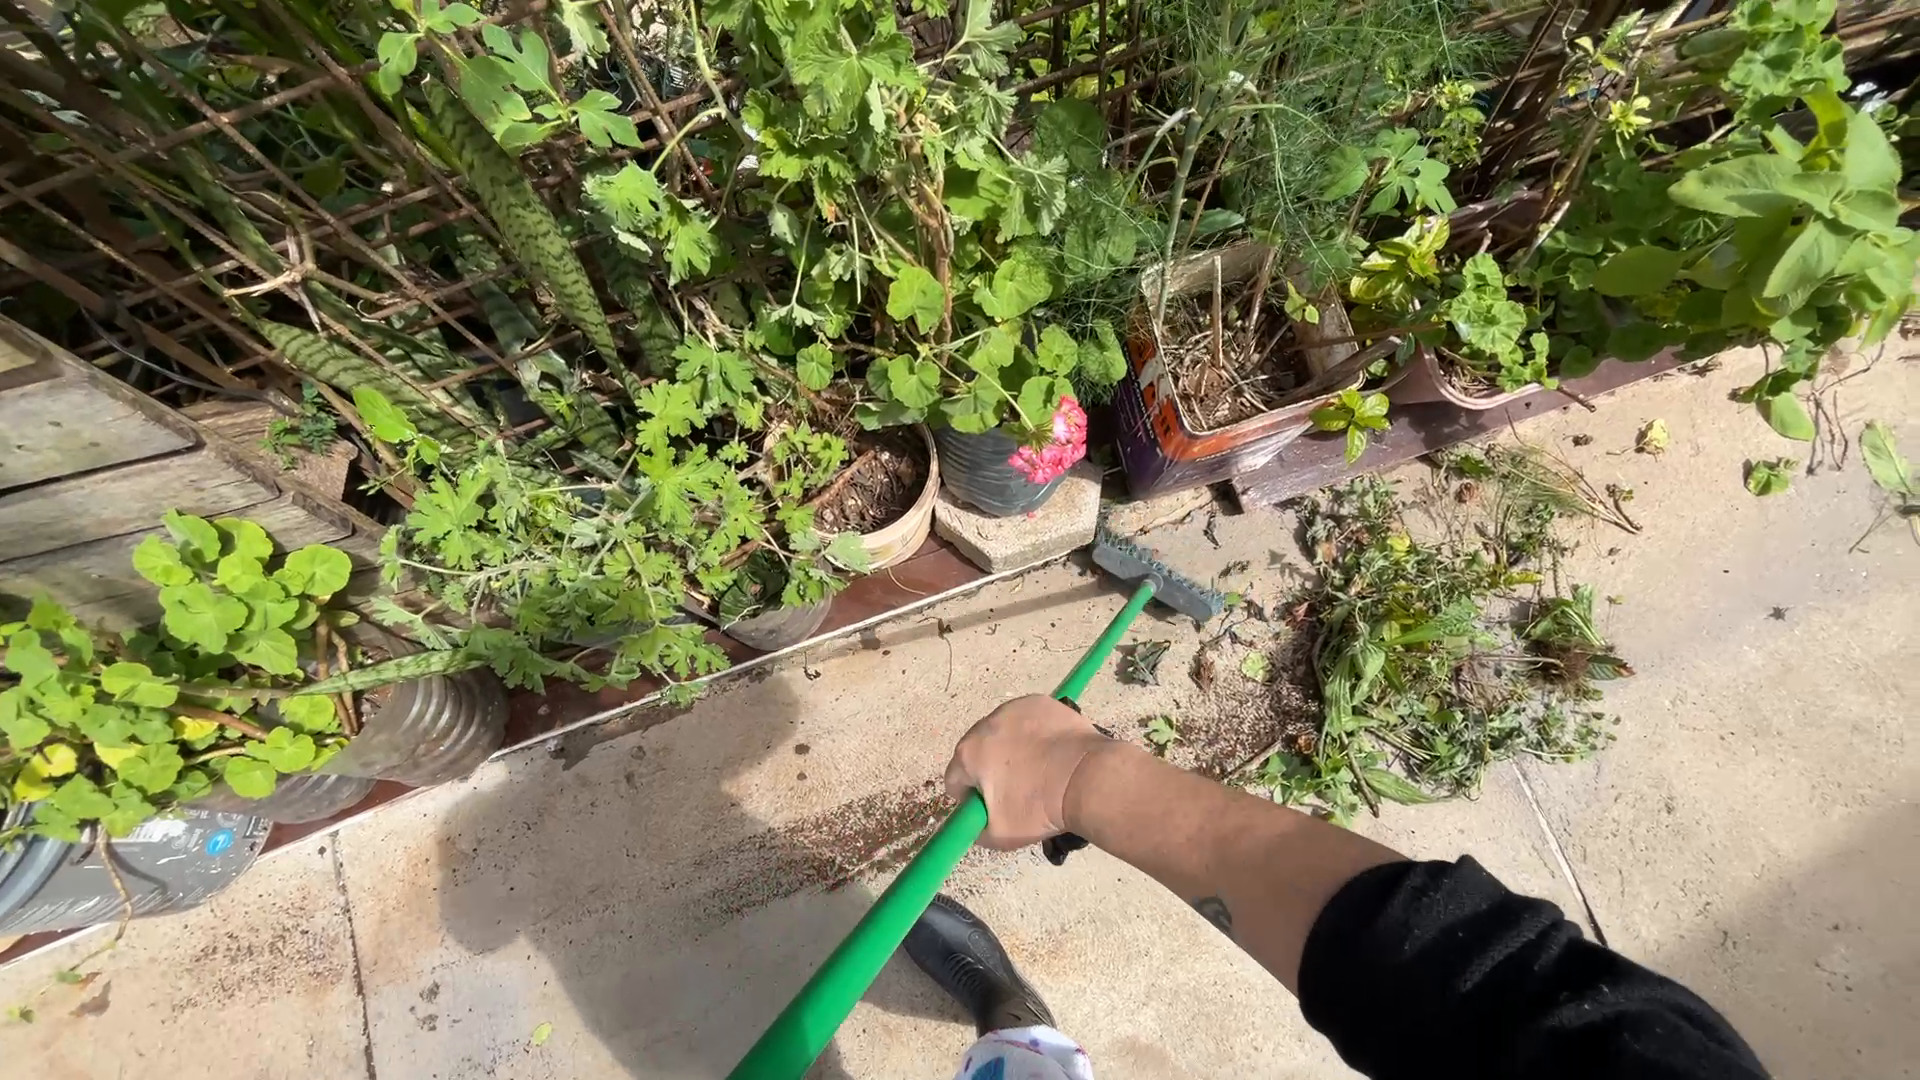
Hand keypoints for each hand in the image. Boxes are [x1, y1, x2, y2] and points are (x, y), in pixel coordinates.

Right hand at [944, 695, 1110, 849]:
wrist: (1086, 778)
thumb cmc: (1039, 807)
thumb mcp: (1000, 836)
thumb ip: (977, 830)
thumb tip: (976, 822)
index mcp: (969, 754)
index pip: (955, 778)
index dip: (969, 797)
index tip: (989, 807)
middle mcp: (986, 724)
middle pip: (978, 751)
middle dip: (990, 769)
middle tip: (1016, 790)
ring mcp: (1015, 708)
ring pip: (1004, 733)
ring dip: (1012, 748)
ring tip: (1038, 768)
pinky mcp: (1041, 702)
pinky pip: (1028, 721)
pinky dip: (1035, 733)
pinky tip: (1052, 750)